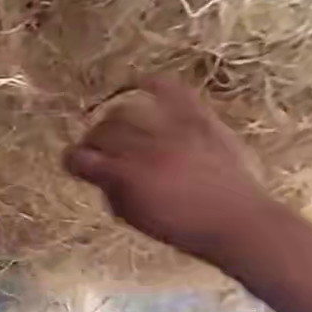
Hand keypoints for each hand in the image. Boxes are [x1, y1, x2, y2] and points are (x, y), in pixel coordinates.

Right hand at [64, 78, 283, 261]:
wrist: (241, 224)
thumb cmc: (183, 228)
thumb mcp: (133, 216)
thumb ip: (109, 189)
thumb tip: (97, 171)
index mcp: (124, 176)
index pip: (80, 157)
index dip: (71, 159)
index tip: (74, 162)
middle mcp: (143, 148)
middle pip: (101, 131)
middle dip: (92, 140)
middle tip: (98, 149)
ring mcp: (172, 131)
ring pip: (127, 111)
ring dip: (114, 118)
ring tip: (118, 127)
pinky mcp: (198, 120)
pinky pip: (171, 90)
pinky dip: (152, 83)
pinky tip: (139, 83)